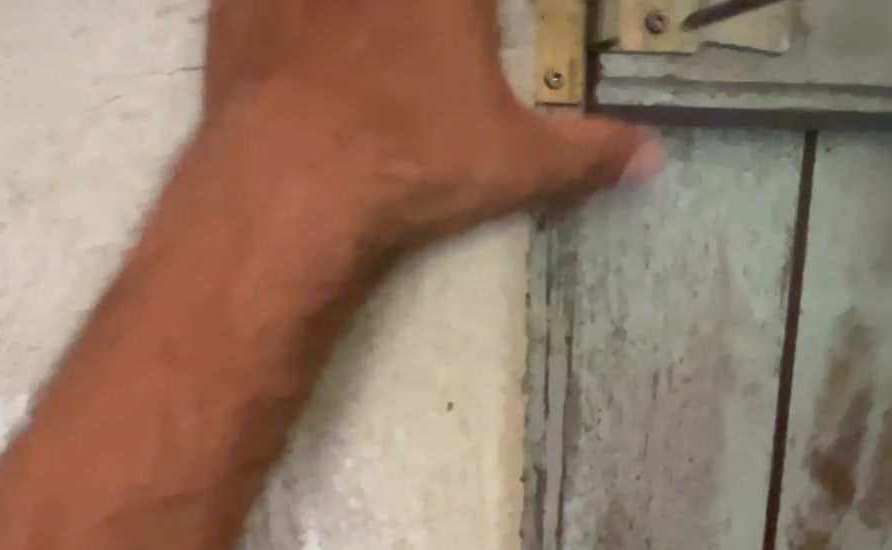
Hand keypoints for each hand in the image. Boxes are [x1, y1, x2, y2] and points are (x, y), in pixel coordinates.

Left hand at [198, 0, 662, 259]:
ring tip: (351, 39)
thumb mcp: (513, 166)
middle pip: (405, 1)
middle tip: (408, 44)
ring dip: (339, 15)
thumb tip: (654, 159)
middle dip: (422, 17)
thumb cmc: (412, 165)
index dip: (467, 13)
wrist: (295, 189)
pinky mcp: (237, 5)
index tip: (466, 22)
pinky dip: (258, 7)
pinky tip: (282, 26)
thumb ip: (585, 154)